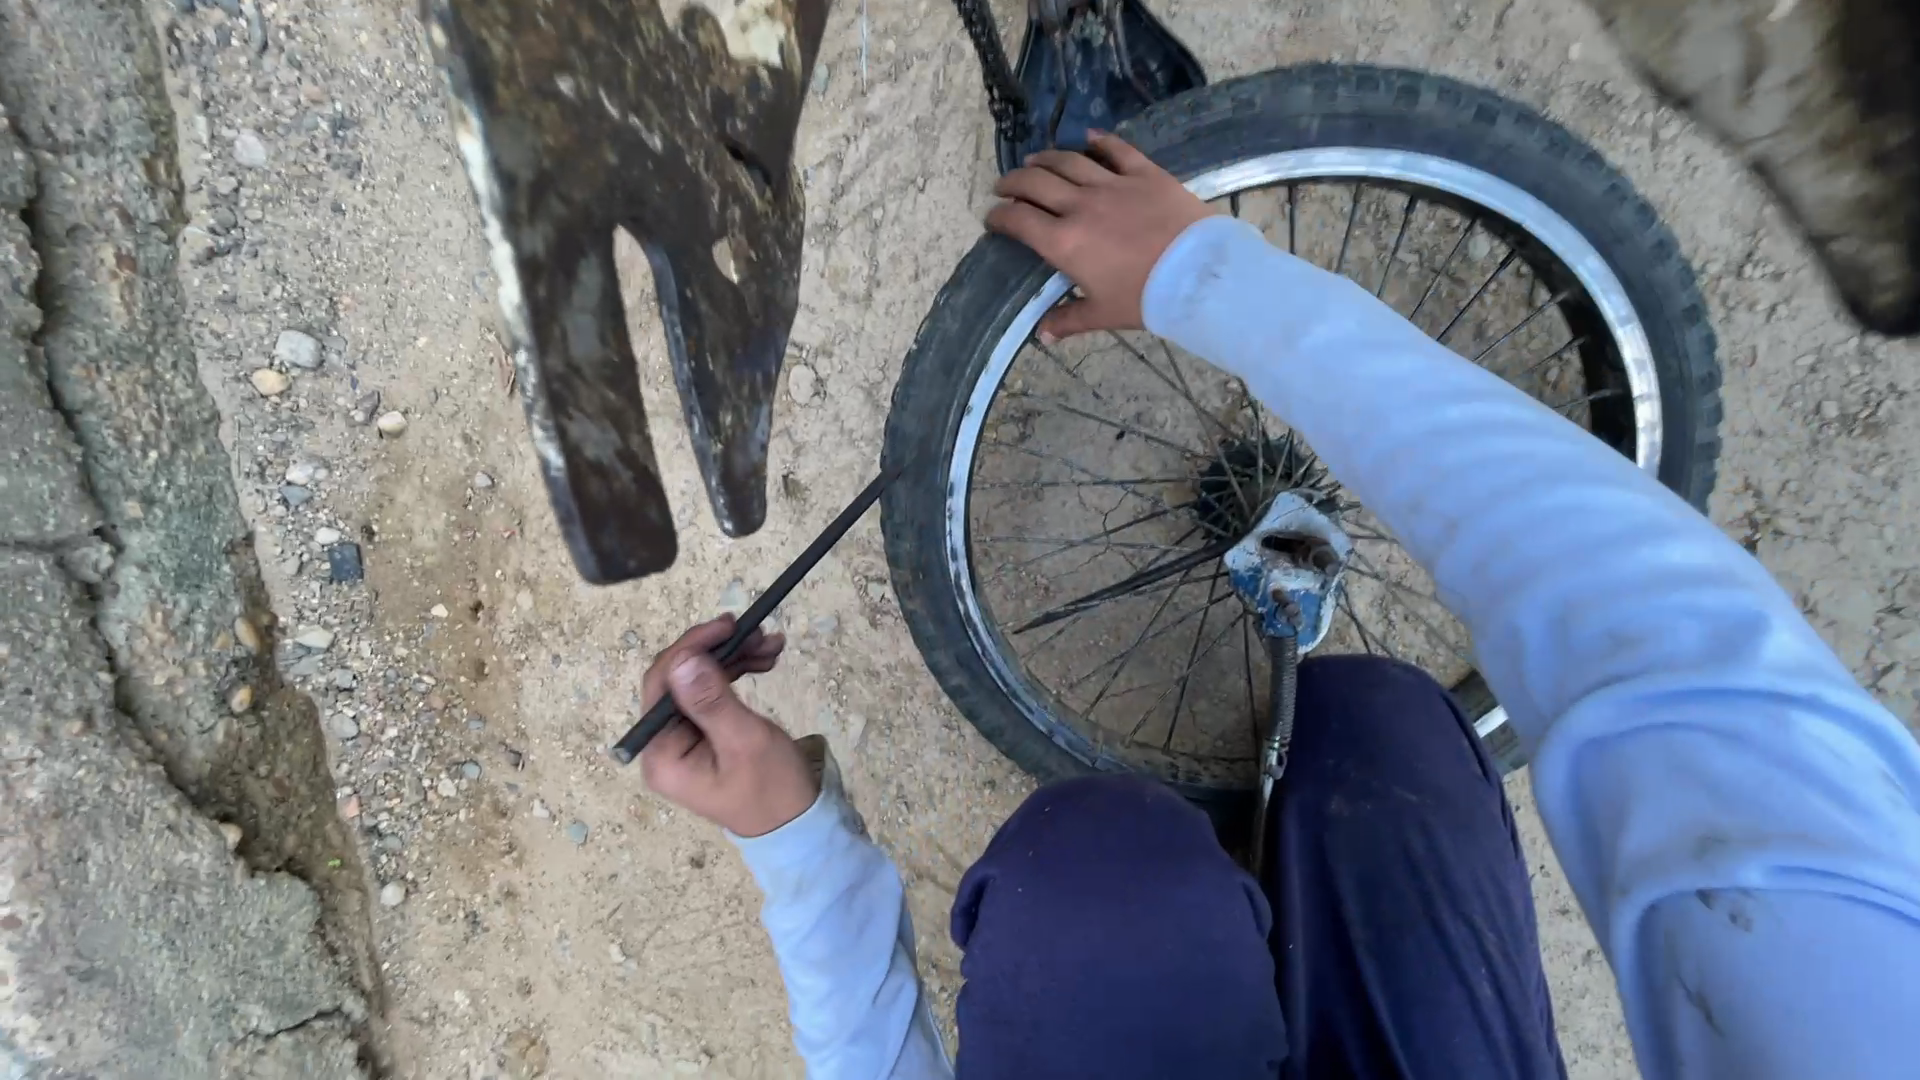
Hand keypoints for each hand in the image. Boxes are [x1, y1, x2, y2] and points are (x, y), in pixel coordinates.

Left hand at [637, 616, 815, 837]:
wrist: (797, 823)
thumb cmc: (772, 787)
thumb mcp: (744, 740)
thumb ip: (712, 700)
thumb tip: (683, 660)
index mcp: (662, 753)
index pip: (661, 684)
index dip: (691, 648)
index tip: (729, 625)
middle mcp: (663, 744)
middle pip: (681, 678)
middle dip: (720, 650)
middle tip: (759, 632)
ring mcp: (684, 739)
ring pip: (701, 679)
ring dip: (735, 657)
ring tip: (773, 646)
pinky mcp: (705, 734)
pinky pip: (715, 691)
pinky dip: (739, 671)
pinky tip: (767, 660)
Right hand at [985, 131, 1215, 341]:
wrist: (1197, 274)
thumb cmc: (1144, 299)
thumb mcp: (1103, 314)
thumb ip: (1069, 320)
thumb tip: (1044, 334)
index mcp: (1064, 242)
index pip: (1019, 221)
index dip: (1000, 217)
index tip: (992, 219)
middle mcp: (1080, 206)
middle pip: (1036, 183)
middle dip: (1013, 184)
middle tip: (1003, 187)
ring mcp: (1112, 184)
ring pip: (1068, 161)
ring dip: (1045, 159)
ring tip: (1032, 161)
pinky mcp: (1143, 173)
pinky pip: (1116, 150)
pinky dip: (1098, 142)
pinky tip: (1087, 138)